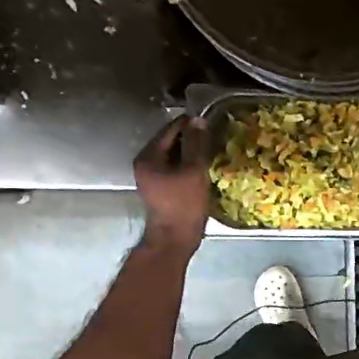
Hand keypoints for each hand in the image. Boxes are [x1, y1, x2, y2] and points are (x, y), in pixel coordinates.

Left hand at [134, 116, 210, 252]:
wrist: (175, 239)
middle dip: (191, 137)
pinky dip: (187, 164)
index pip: (170, 129)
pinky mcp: (160, 187)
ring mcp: (151, 176)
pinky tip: (203, 166)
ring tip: (211, 149)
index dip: (190, 123)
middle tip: (213, 136)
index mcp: (148, 156)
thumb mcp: (193, 170)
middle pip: (170, 140)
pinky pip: (174, 167)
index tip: (210, 121)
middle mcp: (145, 162)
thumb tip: (198, 119)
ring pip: (173, 154)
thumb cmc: (184, 204)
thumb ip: (195, 143)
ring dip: (190, 151)